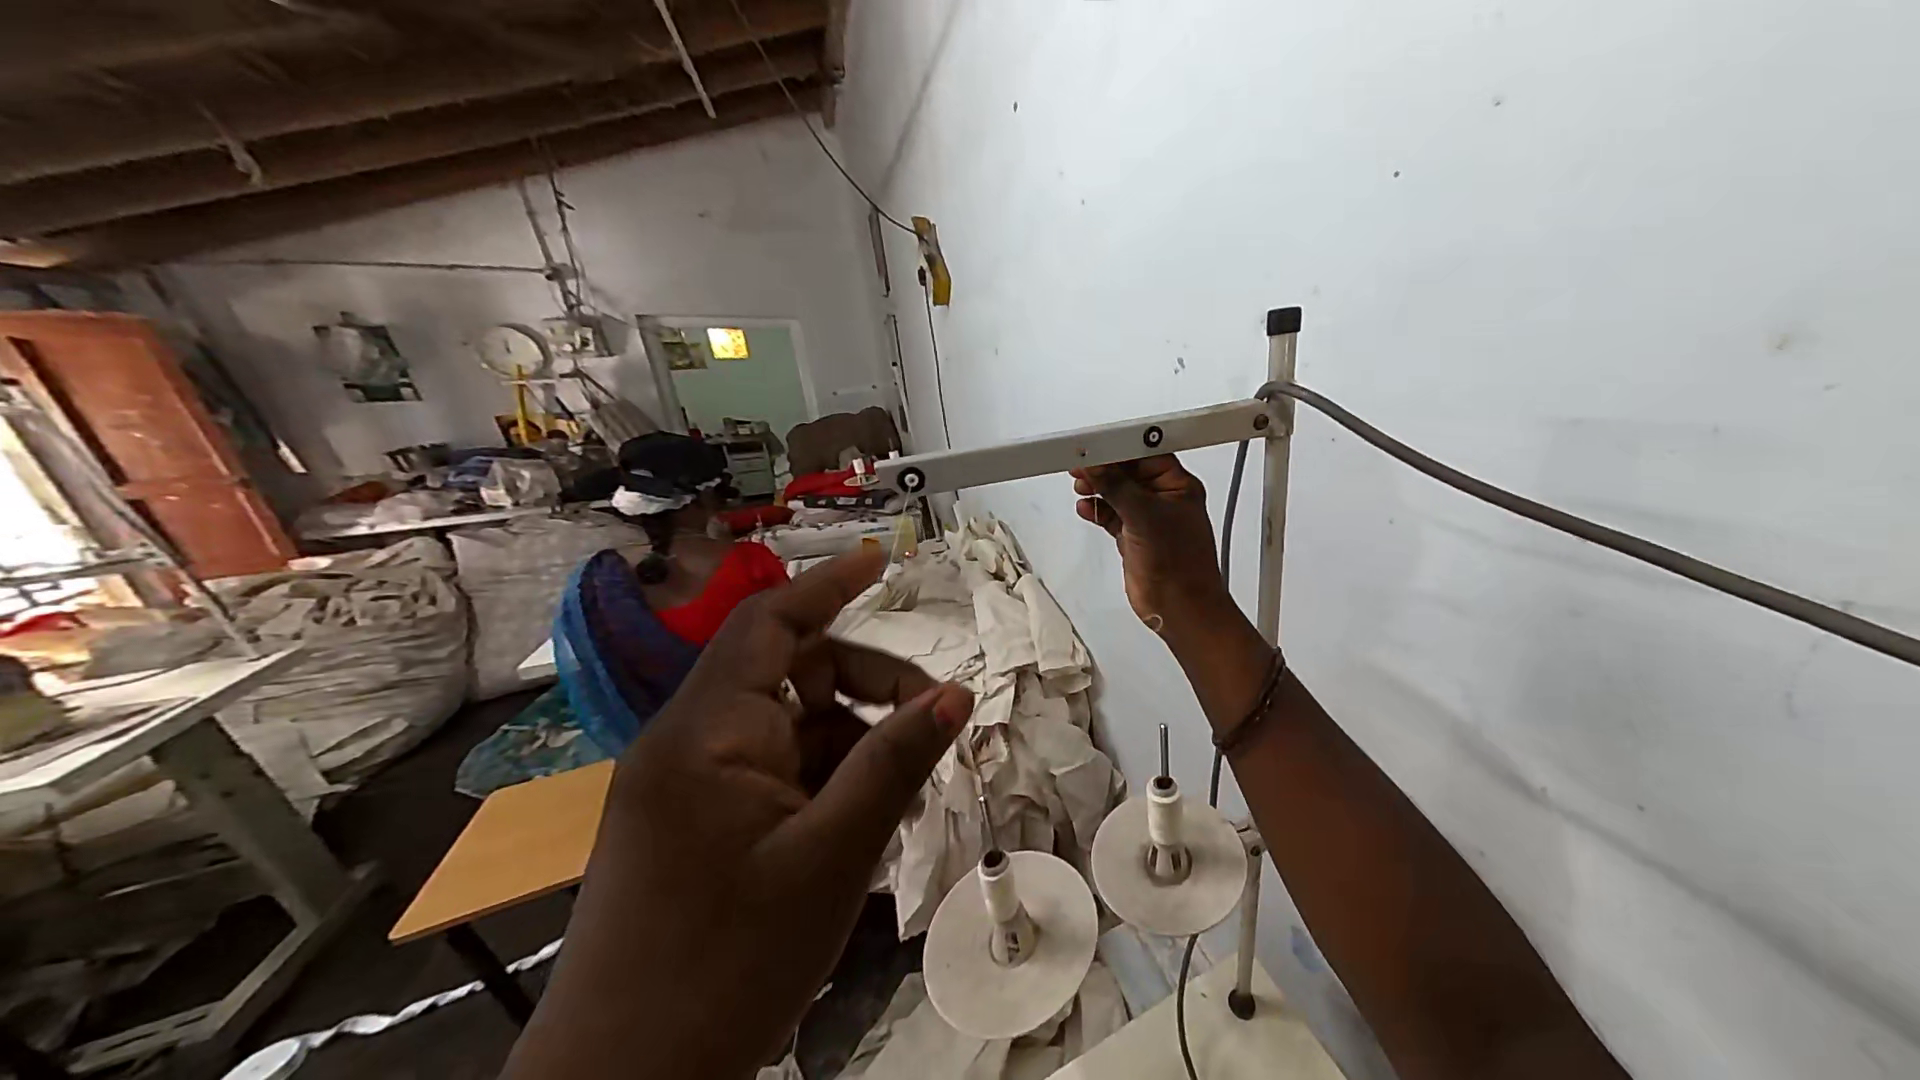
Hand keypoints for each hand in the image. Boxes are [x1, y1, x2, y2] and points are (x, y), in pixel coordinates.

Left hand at [503, 548, 974, 1079]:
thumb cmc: (726, 968)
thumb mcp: (830, 858)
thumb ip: (894, 764)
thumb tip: (956, 695)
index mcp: (706, 731)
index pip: (770, 624)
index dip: (828, 585)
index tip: (878, 560)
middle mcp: (689, 740)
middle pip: (792, 676)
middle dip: (865, 688)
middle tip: (930, 724)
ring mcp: (688, 782)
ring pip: (790, 728)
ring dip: (850, 745)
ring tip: (896, 796)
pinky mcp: (693, 819)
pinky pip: (772, 771)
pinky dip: (822, 781)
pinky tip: (856, 825)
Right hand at [1071, 454, 1235, 632]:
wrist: (1178, 607)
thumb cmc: (1182, 566)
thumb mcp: (1144, 515)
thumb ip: (1117, 487)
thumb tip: (1097, 466)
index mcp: (1178, 486)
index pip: (1146, 455)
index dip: (1120, 449)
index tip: (1095, 447)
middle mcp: (1164, 499)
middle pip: (1128, 472)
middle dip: (1104, 468)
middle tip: (1080, 464)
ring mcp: (1147, 518)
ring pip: (1116, 493)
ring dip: (1097, 488)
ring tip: (1081, 484)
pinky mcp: (1132, 536)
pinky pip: (1110, 515)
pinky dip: (1096, 510)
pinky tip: (1086, 507)